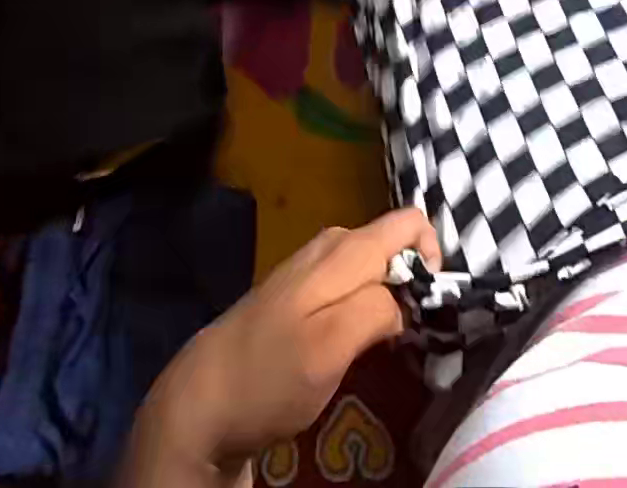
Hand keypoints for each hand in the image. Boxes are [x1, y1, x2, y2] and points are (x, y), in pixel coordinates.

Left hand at [122, 209, 440, 483]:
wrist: (195, 404)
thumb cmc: (268, 375)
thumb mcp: (331, 346)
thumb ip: (379, 309)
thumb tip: (406, 300)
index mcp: (346, 248)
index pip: (412, 221)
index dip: (431, 257)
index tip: (422, 305)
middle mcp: (333, 243)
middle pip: (396, 245)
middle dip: (409, 282)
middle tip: (400, 333)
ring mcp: (313, 264)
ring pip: (375, 265)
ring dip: (387, 298)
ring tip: (376, 343)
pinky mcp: (301, 288)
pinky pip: (352, 281)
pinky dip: (363, 305)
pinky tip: (347, 341)